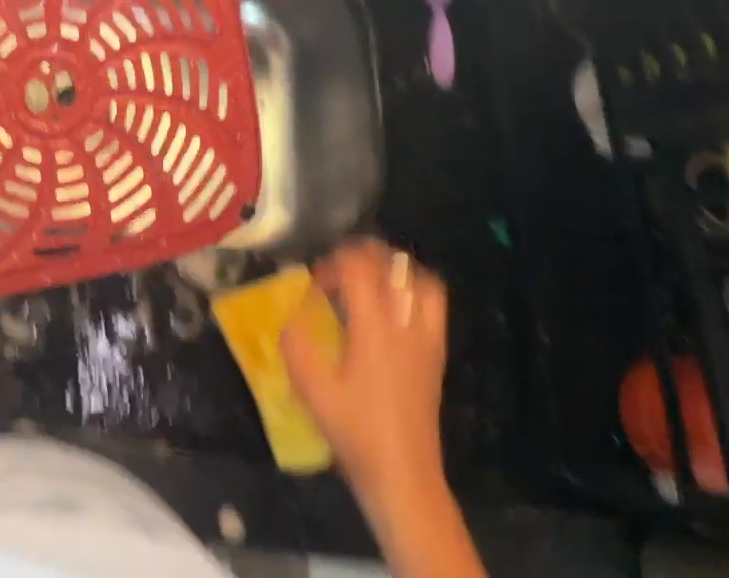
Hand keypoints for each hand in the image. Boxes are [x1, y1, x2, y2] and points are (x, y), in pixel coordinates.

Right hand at [282, 237, 449, 511]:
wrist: (402, 472)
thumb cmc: (353, 429)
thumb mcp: (310, 388)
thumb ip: (295, 343)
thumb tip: (291, 314)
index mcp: (373, 329)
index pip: (358, 269)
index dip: (333, 263)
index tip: (315, 281)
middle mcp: (405, 326)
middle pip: (393, 265)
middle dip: (363, 256)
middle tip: (337, 269)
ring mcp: (427, 338)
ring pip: (421, 281)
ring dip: (393, 270)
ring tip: (368, 279)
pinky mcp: (436, 353)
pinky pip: (434, 305)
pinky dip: (413, 291)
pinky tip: (391, 307)